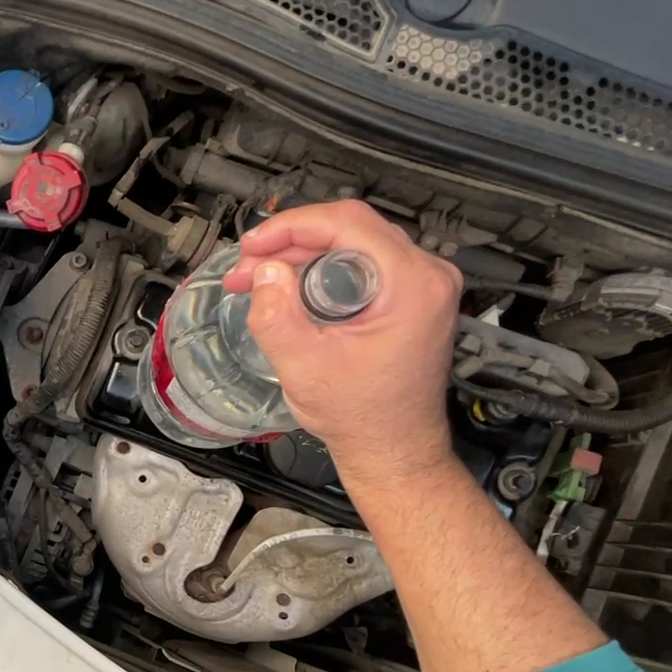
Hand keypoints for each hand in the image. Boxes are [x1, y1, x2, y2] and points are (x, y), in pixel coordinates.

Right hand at [223, 200, 462, 481]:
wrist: (390, 446)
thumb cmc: (361, 415)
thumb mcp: (304, 366)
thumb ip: (277, 316)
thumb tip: (264, 271)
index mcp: (410, 286)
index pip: (346, 225)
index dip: (290, 227)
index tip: (253, 245)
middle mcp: (425, 277)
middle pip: (348, 231)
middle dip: (288, 244)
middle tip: (246, 269)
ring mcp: (420, 287)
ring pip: (351, 247)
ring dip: (299, 259)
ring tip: (257, 282)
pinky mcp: (408, 299)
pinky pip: (360, 267)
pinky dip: (319, 273)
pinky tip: (287, 292)